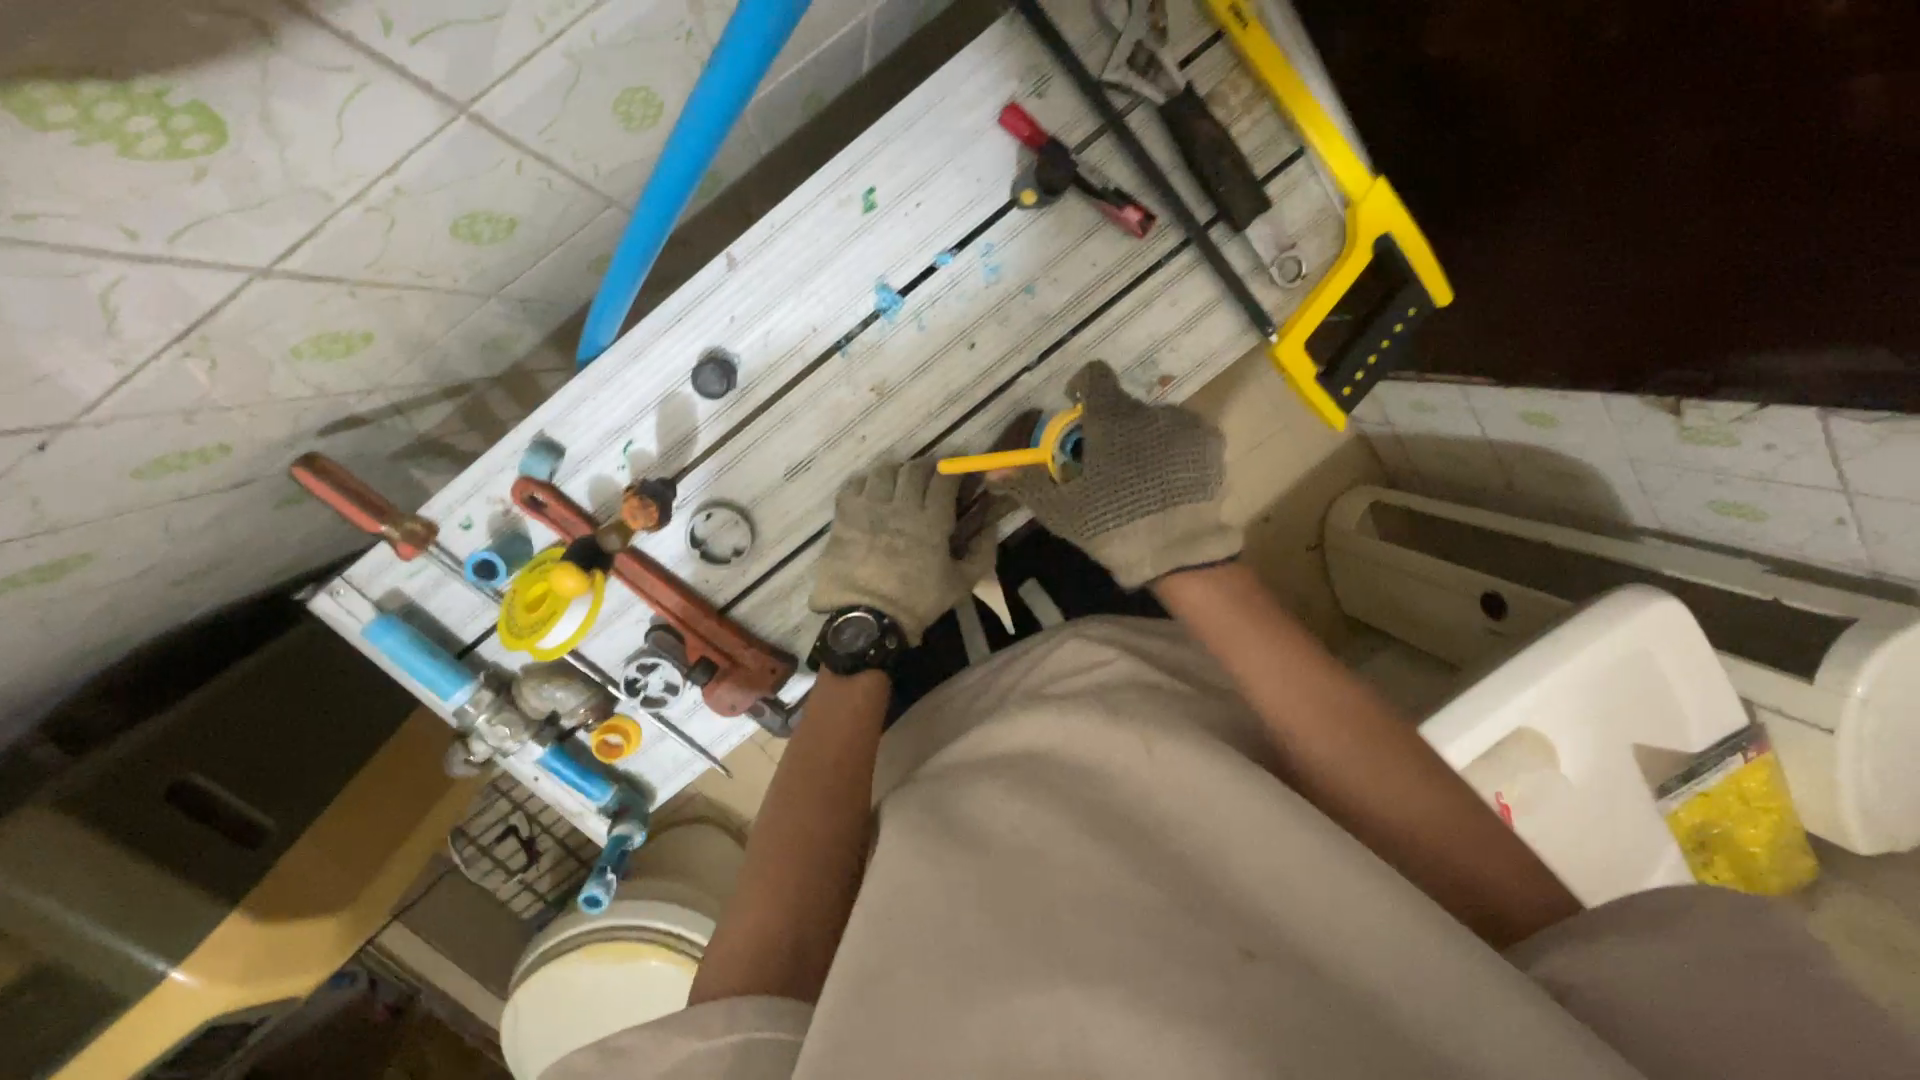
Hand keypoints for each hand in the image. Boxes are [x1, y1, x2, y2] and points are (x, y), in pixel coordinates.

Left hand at [809, 459, 994, 643]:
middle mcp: (901, 506)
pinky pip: (854, 483)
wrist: (866, 619)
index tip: (960, 466)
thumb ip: (982, 551)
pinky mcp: (844, 515)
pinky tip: (872, 491)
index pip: (945, 477)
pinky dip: (866, 481)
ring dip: (897, 471)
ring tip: (900, 482)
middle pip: (915, 468)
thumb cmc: (917, 603)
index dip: (955, 466)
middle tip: (932, 475)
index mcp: (932, 521)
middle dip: (928, 466)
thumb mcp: (962, 583)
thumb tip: (991, 524)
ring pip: (884, 470)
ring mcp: (870, 508)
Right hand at [996, 361, 1239, 588]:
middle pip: (1125, 407)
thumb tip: (991, 473)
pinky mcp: (1211, 445)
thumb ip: (1027, 484)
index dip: (1083, 389)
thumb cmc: (1112, 525)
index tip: (1078, 410)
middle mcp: (1149, 410)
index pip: (1095, 376)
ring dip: (1146, 440)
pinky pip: (1186, 438)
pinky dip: (1174, 453)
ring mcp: (1185, 425)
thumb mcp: (1061, 509)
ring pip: (1157, 422)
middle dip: (1114, 428)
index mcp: (1111, 417)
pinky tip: (1169, 484)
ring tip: (1142, 480)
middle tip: (1107, 465)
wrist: (1178, 551)